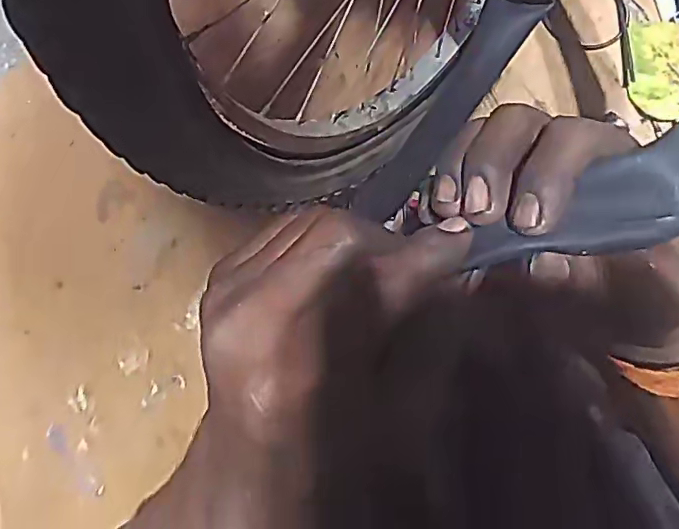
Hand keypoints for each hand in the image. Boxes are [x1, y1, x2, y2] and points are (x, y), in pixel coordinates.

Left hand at [198, 207, 472, 444]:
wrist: (254, 457)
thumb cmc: (321, 439)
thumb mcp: (375, 373)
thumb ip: (406, 296)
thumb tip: (455, 238)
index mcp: (269, 331)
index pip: (341, 243)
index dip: (402, 244)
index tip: (453, 242)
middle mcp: (236, 297)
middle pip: (326, 227)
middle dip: (381, 242)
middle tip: (415, 263)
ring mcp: (224, 282)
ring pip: (308, 221)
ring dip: (354, 238)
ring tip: (379, 268)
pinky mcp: (223, 273)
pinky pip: (286, 229)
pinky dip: (323, 240)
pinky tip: (341, 266)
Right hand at [422, 105, 678, 364]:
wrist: (627, 315)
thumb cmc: (648, 295)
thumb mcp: (652, 292)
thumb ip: (611, 274)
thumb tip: (542, 261)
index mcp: (611, 158)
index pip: (575, 139)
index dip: (548, 170)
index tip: (529, 225)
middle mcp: (562, 145)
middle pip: (518, 123)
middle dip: (492, 161)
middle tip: (476, 214)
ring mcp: (522, 157)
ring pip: (483, 132)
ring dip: (460, 166)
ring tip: (447, 212)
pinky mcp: (491, 179)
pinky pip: (460, 159)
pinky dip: (443, 180)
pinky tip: (435, 214)